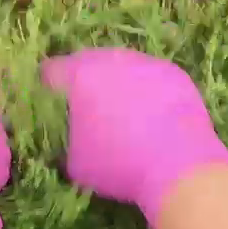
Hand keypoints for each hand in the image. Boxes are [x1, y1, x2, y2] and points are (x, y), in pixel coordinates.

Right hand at [40, 47, 227, 227]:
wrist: (178, 168)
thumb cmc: (119, 166)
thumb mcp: (76, 165)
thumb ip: (64, 142)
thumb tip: (67, 140)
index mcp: (79, 76)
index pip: (51, 71)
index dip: (49, 89)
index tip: (55, 107)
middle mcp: (111, 59)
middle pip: (88, 62)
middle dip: (85, 83)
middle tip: (89, 110)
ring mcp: (146, 63)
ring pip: (122, 67)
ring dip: (118, 84)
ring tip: (124, 113)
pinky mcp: (175, 74)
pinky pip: (152, 77)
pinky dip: (148, 91)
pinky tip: (153, 115)